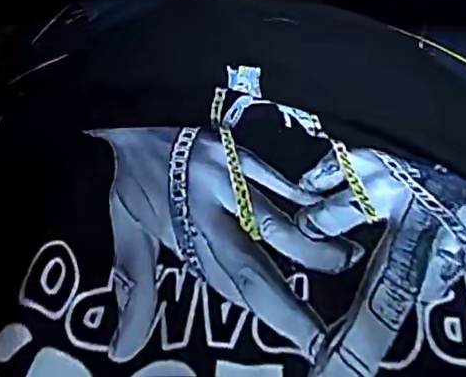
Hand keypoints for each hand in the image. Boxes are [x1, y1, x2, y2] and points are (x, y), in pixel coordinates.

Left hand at [91, 127, 362, 362]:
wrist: (134, 114)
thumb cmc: (133, 174)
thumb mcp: (126, 230)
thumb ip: (135, 289)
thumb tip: (120, 351)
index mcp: (183, 231)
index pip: (228, 288)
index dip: (261, 319)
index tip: (298, 344)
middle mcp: (208, 208)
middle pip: (252, 267)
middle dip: (288, 307)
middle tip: (323, 337)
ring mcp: (226, 175)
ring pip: (274, 221)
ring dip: (310, 249)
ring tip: (345, 267)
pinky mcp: (236, 148)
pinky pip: (274, 176)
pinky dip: (300, 195)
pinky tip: (323, 208)